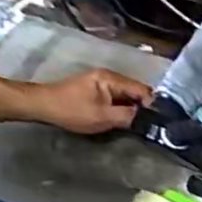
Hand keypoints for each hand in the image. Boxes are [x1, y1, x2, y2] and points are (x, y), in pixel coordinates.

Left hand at [21, 68, 150, 133]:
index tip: (159, 121)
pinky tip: (126, 118)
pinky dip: (124, 106)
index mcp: (111, 79)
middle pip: (136, 90)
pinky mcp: (96, 88)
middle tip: (153, 125)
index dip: (153, 105)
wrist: (42, 105)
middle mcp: (109, 76)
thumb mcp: (103, 117)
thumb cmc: (72, 110)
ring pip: (127, 94)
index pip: (142, 90)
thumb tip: (145, 117)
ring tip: (141, 123)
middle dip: (145, 106)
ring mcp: (102, 81)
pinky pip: (118, 96)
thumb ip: (128, 116)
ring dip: (134, 107)